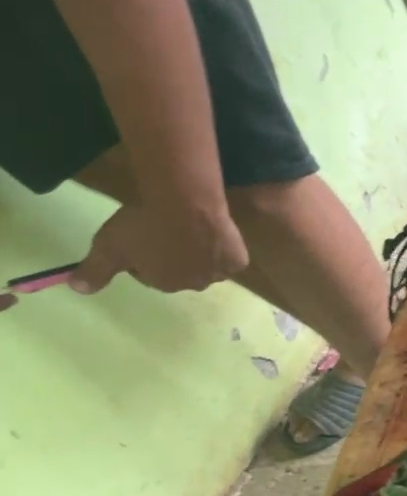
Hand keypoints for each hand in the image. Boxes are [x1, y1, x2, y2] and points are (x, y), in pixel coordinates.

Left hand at [71, 198, 247, 294]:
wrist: (184, 204)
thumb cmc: (142, 226)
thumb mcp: (107, 246)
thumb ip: (94, 270)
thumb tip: (78, 290)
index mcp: (163, 285)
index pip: (150, 276)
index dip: (142, 258)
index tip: (137, 240)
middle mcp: (194, 285)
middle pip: (181, 274)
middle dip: (172, 260)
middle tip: (163, 235)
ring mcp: (220, 274)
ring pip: (205, 267)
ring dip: (197, 256)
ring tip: (187, 233)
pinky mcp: (238, 261)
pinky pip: (228, 259)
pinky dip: (219, 250)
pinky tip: (210, 235)